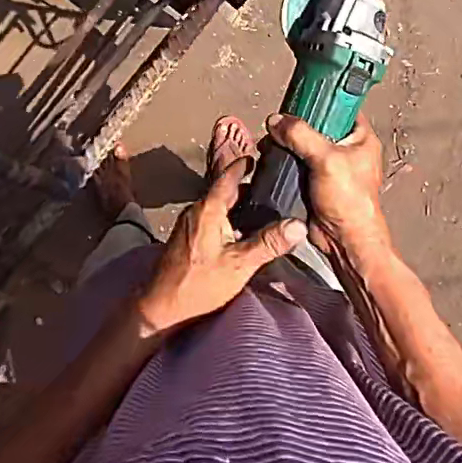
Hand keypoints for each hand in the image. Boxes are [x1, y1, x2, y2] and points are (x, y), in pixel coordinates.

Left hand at [137, 156, 306, 332]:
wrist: (162, 306)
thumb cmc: (199, 284)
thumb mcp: (240, 264)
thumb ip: (269, 242)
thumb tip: (299, 225)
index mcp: (207, 210)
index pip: (228, 177)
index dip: (244, 165)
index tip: (260, 156)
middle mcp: (196, 211)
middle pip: (224, 190)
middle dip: (246, 184)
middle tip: (272, 183)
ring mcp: (189, 224)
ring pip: (218, 205)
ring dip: (238, 203)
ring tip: (264, 204)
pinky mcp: (187, 237)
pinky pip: (212, 217)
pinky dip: (229, 216)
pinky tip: (243, 228)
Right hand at [265, 113, 391, 256]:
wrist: (343, 239)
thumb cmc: (350, 202)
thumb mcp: (327, 160)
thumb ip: (301, 136)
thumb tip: (277, 121)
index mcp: (360, 139)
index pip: (340, 108)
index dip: (320, 102)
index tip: (298, 98)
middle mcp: (346, 149)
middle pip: (315, 125)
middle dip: (294, 125)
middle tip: (279, 126)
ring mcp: (328, 165)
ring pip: (301, 144)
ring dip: (285, 144)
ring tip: (271, 142)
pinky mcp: (313, 179)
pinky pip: (294, 162)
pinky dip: (282, 160)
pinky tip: (272, 158)